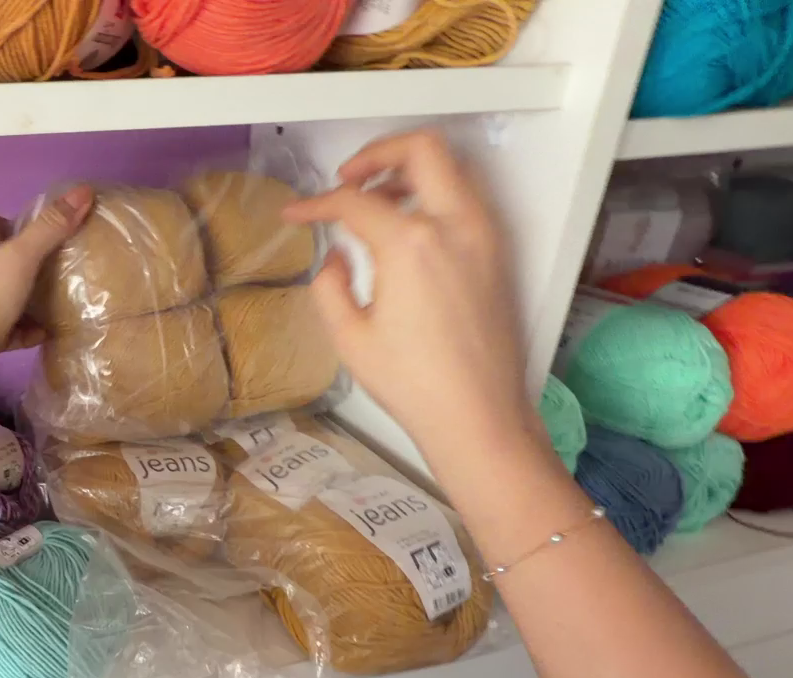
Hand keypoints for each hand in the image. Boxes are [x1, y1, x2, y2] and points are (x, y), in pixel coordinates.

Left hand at [0, 186, 94, 396]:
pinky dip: (25, 331)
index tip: (44, 232)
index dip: (15, 224)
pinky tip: (45, 335)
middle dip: (27, 264)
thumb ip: (50, 228)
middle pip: (0, 261)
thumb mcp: (21, 256)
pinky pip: (7, 331)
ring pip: (3, 297)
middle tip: (59, 269)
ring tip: (59, 303)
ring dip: (28, 300)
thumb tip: (84, 191)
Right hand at [285, 130, 531, 460]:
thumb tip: (336, 258)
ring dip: (409, 171)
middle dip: (377, 154)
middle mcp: (454, 225)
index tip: (295, 214)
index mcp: (410, 244)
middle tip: (346, 178)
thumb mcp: (349, 338)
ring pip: (450, 168)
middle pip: (420, 150)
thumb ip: (330, 286)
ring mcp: (483, 235)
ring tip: (376, 200)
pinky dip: (434, 195)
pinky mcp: (497, 252)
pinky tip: (409, 229)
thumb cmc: (412, 383)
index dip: (316, 204)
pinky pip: (466, 198)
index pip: (355, 202)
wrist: (475, 412)